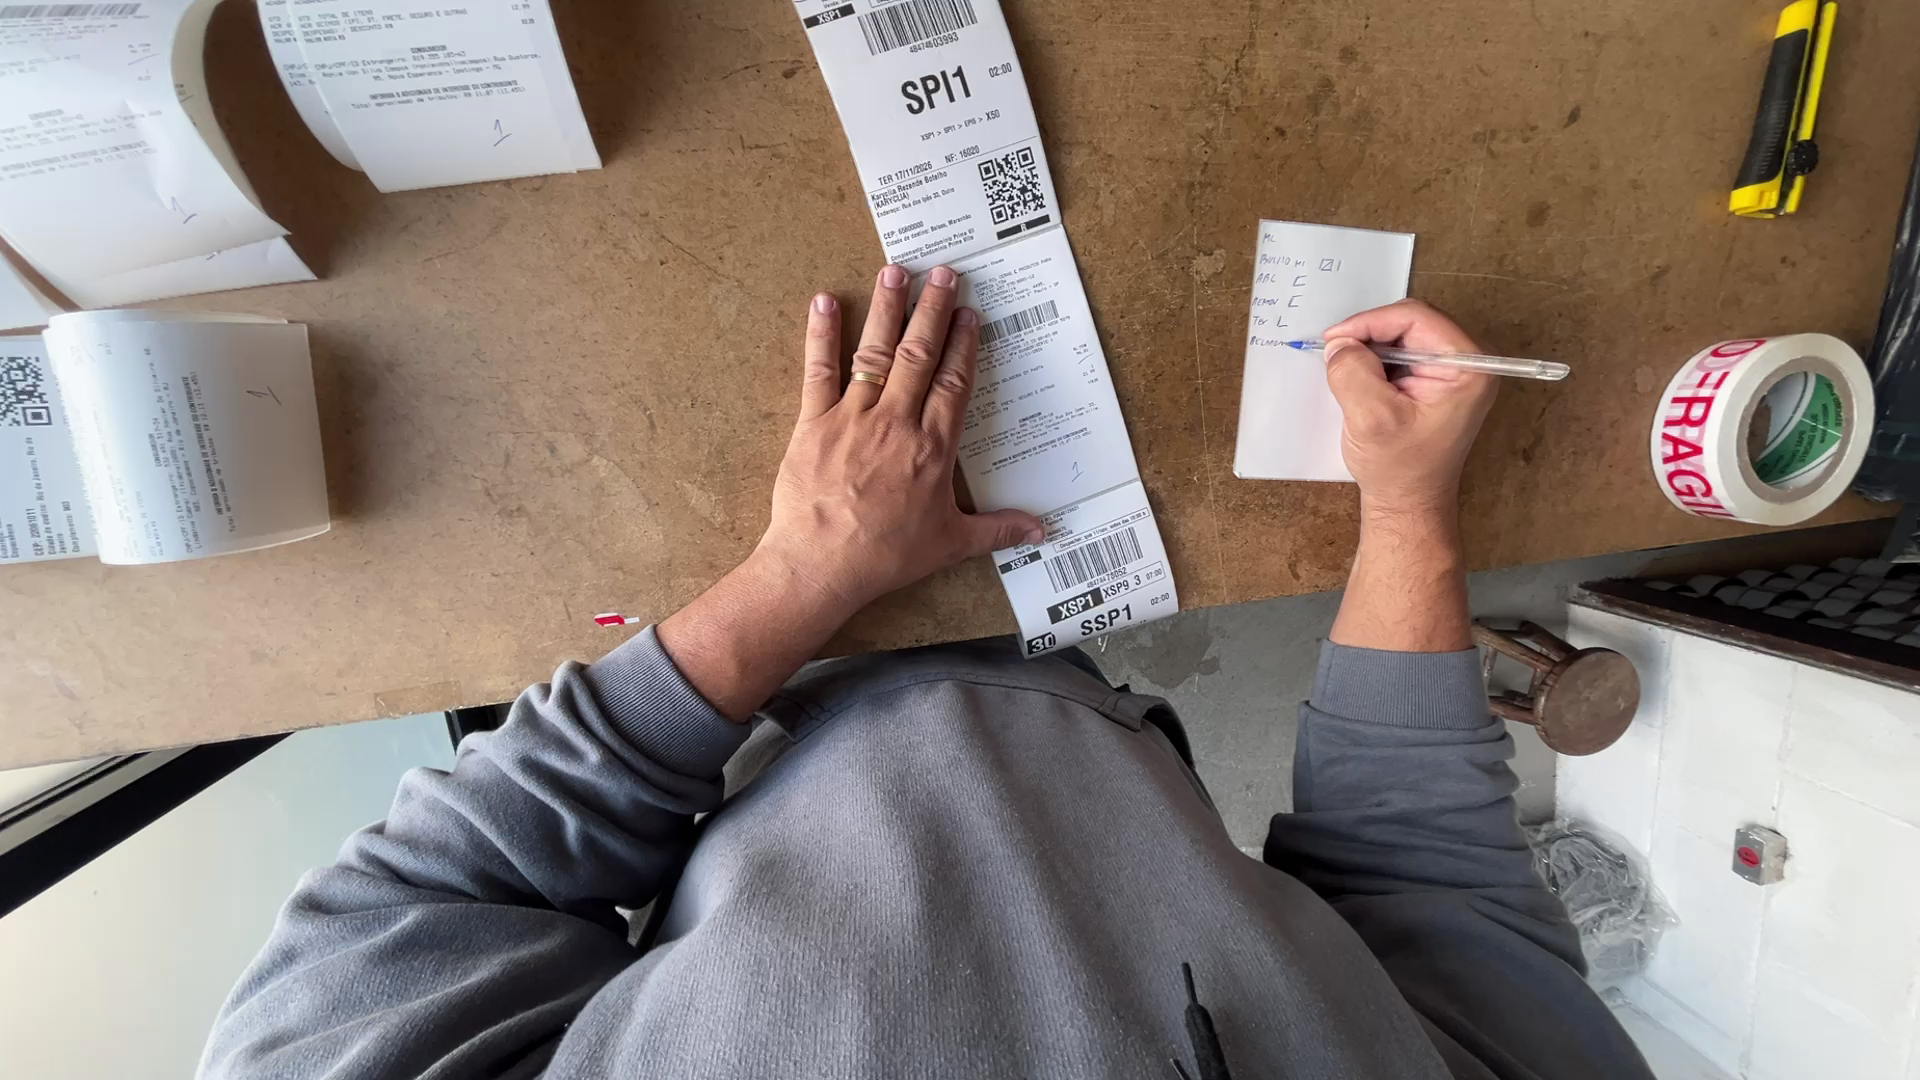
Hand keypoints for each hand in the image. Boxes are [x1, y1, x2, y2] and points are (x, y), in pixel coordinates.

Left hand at [657, 264, 1043, 719]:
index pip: (954, 383)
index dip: (963, 346)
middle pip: (920, 354)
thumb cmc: (888, 555)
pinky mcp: (814, 422)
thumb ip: (998, 530)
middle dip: (932, 310)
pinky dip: (822, 335)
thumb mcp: (951, 544)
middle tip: (943, 273)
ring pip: (876, 352)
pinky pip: (818, 370)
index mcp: (933, 447)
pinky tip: (825, 303)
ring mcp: (854, 416)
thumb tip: (1044, 532)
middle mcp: (898, 421)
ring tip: (895, 271)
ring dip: (887, 309)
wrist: (823, 564)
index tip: (969, 314)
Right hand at [1322, 299, 1498, 516]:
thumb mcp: (1371, 418)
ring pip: (1400, 338)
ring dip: (1367, 350)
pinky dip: (1371, 363)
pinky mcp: (1430, 383)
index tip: (1333, 340)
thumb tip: (1338, 344)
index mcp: (1467, 367)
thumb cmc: (1399, 468)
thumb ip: (1353, 374)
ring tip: (1342, 371)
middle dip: (1367, 335)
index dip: (1369, 322)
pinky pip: (1398, 357)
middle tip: (1333, 353)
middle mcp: (1465, 363)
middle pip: (1409, 324)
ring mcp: (1448, 373)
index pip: (1416, 318)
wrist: (1407, 501)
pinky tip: (1355, 380)